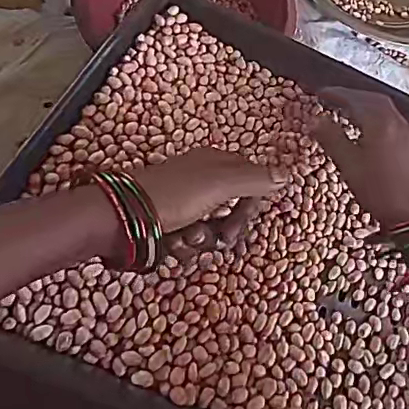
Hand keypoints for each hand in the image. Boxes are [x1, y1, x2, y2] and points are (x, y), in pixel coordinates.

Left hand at [130, 149, 285, 257]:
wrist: (122, 217)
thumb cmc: (174, 195)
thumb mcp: (221, 184)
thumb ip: (255, 179)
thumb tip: (287, 174)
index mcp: (215, 162)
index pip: (251, 181)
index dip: (251, 206)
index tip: (243, 223)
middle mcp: (201, 179)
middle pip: (232, 209)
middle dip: (226, 228)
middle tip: (220, 237)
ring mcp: (184, 202)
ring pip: (210, 229)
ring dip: (202, 240)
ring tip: (185, 239)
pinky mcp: (168, 223)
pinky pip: (189, 240)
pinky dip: (183, 246)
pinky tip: (172, 244)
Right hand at [307, 87, 408, 227]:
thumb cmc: (378, 190)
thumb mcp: (348, 164)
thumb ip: (331, 138)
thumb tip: (313, 119)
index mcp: (379, 123)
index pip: (355, 100)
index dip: (336, 94)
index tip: (321, 93)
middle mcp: (395, 122)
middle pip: (372, 99)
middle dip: (352, 95)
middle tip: (333, 98)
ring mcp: (406, 133)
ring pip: (384, 108)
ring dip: (365, 104)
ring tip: (347, 109)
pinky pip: (391, 119)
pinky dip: (375, 115)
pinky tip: (366, 127)